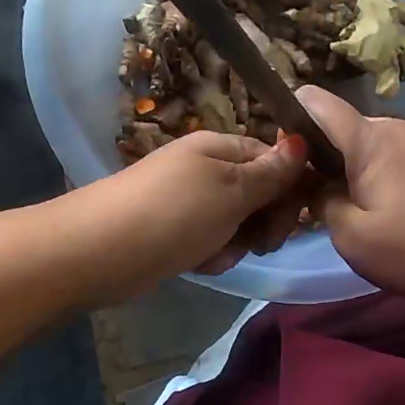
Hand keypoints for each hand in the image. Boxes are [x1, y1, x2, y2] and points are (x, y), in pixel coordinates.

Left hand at [61, 130, 309, 304]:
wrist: (101, 250)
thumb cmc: (174, 214)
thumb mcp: (232, 190)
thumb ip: (272, 172)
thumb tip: (303, 140)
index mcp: (220, 147)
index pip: (274, 160)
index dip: (290, 190)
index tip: (290, 222)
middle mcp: (205, 169)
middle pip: (258, 194)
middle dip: (262, 223)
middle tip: (258, 244)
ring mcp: (188, 201)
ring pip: (236, 223)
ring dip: (235, 244)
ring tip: (215, 255)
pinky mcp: (174, 231)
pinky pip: (210, 241)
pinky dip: (210, 254)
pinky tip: (198, 264)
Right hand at [297, 86, 404, 307]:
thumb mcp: (348, 233)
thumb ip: (320, 197)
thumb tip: (314, 182)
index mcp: (372, 137)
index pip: (316, 102)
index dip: (289, 117)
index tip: (280, 154)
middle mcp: (396, 127)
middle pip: (340, 126)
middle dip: (318, 154)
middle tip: (306, 198)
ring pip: (363, 143)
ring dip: (344, 168)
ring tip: (340, 209)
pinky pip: (386, 155)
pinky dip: (369, 174)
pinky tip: (372, 210)